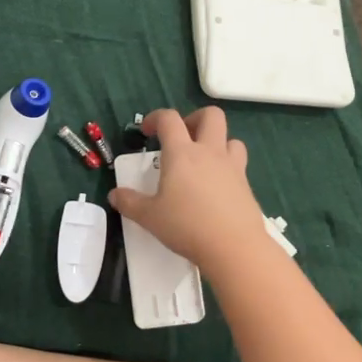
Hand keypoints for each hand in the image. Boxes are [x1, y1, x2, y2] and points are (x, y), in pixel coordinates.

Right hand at [108, 107, 266, 267]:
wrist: (233, 247)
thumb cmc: (186, 226)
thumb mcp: (149, 217)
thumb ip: (130, 203)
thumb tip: (114, 195)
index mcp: (182, 153)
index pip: (169, 119)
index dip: (155, 118)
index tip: (147, 131)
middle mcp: (209, 152)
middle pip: (210, 115)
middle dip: (194, 119)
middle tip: (181, 138)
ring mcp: (232, 166)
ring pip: (230, 137)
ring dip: (216, 141)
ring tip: (203, 161)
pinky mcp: (246, 184)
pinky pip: (238, 163)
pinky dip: (226, 166)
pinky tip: (216, 186)